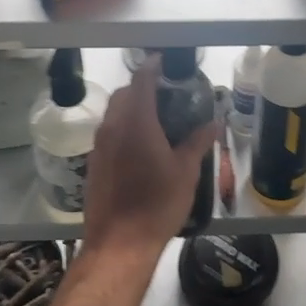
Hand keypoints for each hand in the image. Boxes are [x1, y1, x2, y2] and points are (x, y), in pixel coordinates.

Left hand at [83, 59, 218, 263]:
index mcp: (137, 122)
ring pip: (113, 114)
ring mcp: (99, 147)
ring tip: (155, 121)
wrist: (119, 245)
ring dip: (130, 109)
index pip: (142, 80)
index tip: (164, 61)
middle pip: (124, 94)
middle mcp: (113, 127)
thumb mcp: (186, 171)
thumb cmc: (157, 204)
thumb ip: (198, 142)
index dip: (153, 66)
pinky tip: (140, 149)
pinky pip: (107, 135)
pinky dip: (122, 130)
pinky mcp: (93, 165)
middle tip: (165, 94)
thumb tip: (213, 123)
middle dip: (141, 87)